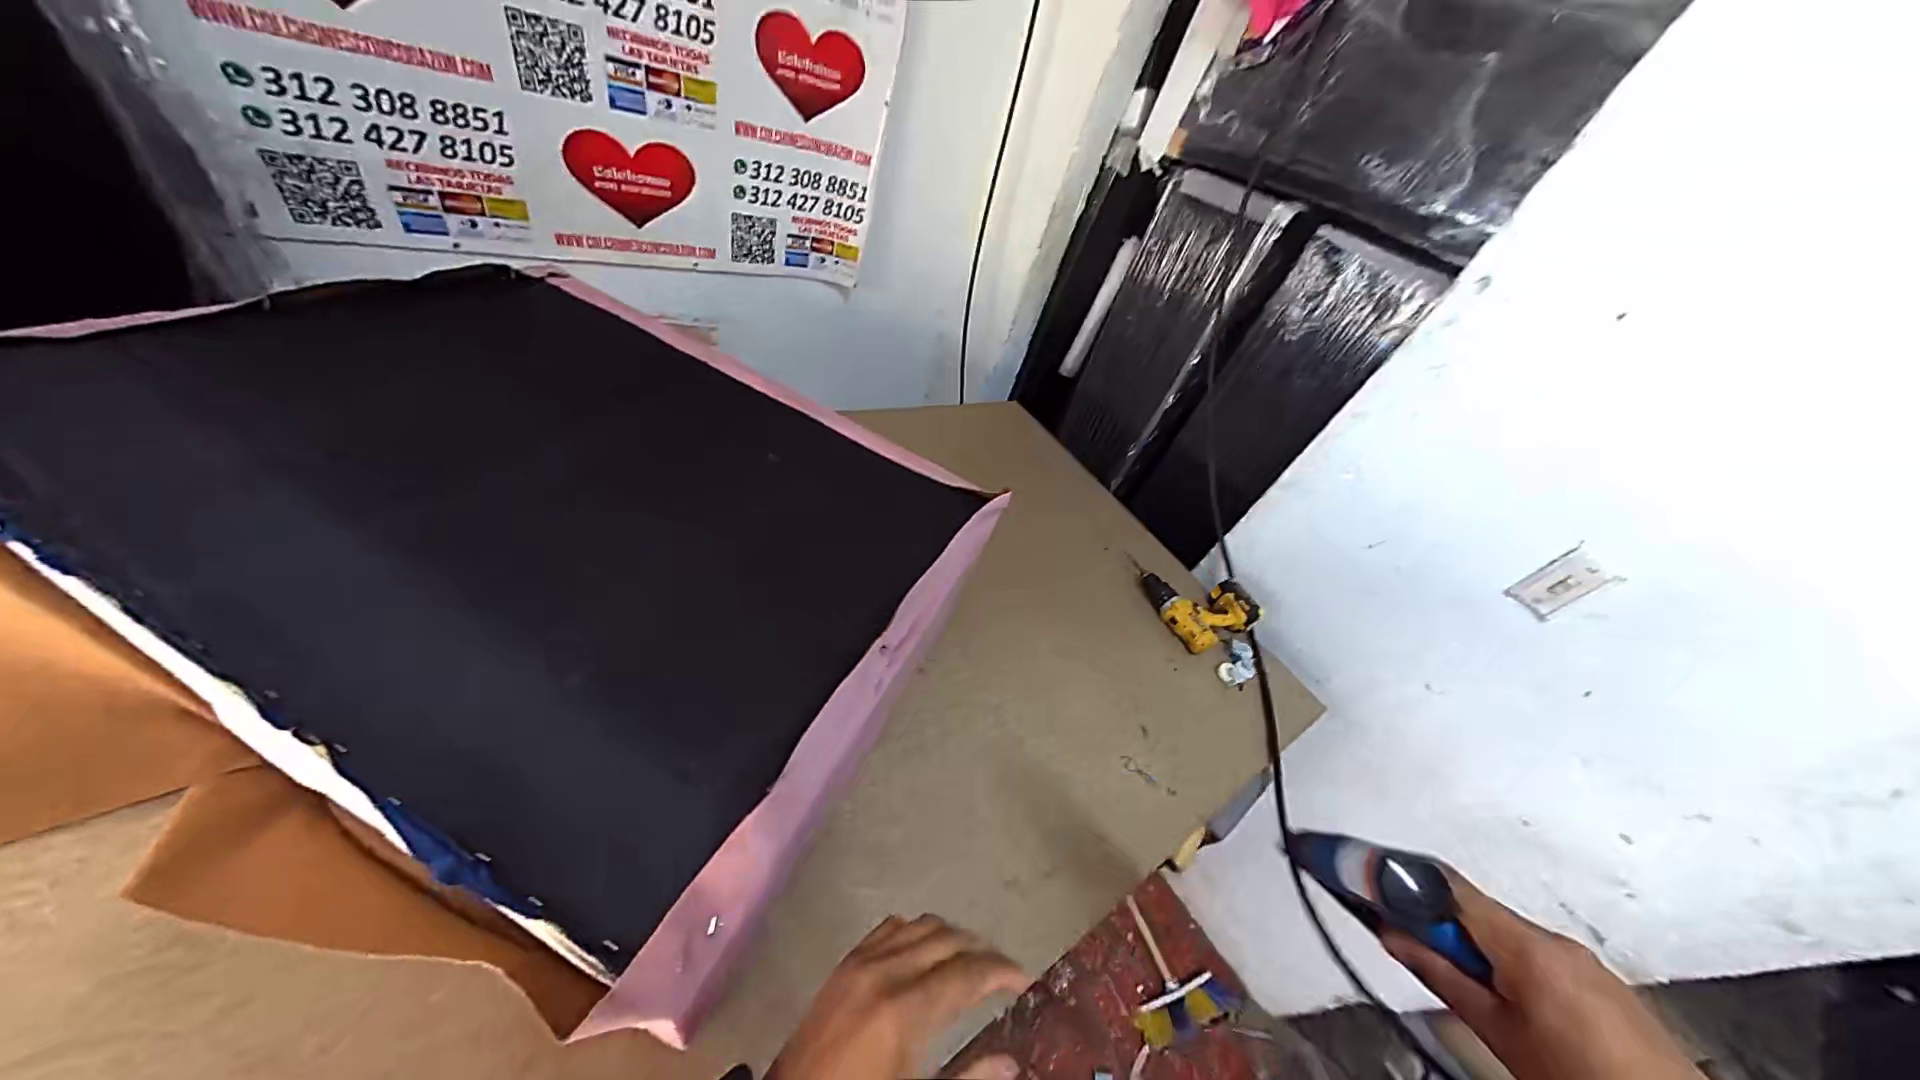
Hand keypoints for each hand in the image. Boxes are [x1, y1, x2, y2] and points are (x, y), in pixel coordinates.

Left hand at [766, 914, 1028, 1079]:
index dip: (1003, 971)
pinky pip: (890, 926)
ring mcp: (862, 960)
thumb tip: (1011, 1061)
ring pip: (922, 925)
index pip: (968, 973)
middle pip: (949, 940)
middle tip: (1003, 972)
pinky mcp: (845, 961)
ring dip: (952, 936)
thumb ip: (969, 1076)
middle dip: (983, 951)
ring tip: (970, 959)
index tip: (1025, 979)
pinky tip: (925, 951)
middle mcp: (886, 971)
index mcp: (906, 1010)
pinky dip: (916, 931)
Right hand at [1381, 871, 1703, 1079]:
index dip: (1401, 877)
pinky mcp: (1599, 979)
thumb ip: (1440, 975)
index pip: (1447, 886)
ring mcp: (1582, 959)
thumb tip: (1394, 936)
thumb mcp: (1494, 1030)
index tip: (1364, 872)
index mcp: (1525, 945)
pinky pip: (1536, 951)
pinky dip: (1506, 960)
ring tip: (1468, 987)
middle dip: (1438, 923)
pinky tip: (1508, 997)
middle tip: (1409, 943)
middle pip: (1474, 909)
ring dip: (1472, 945)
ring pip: (1503, 931)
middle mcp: (1555, 940)